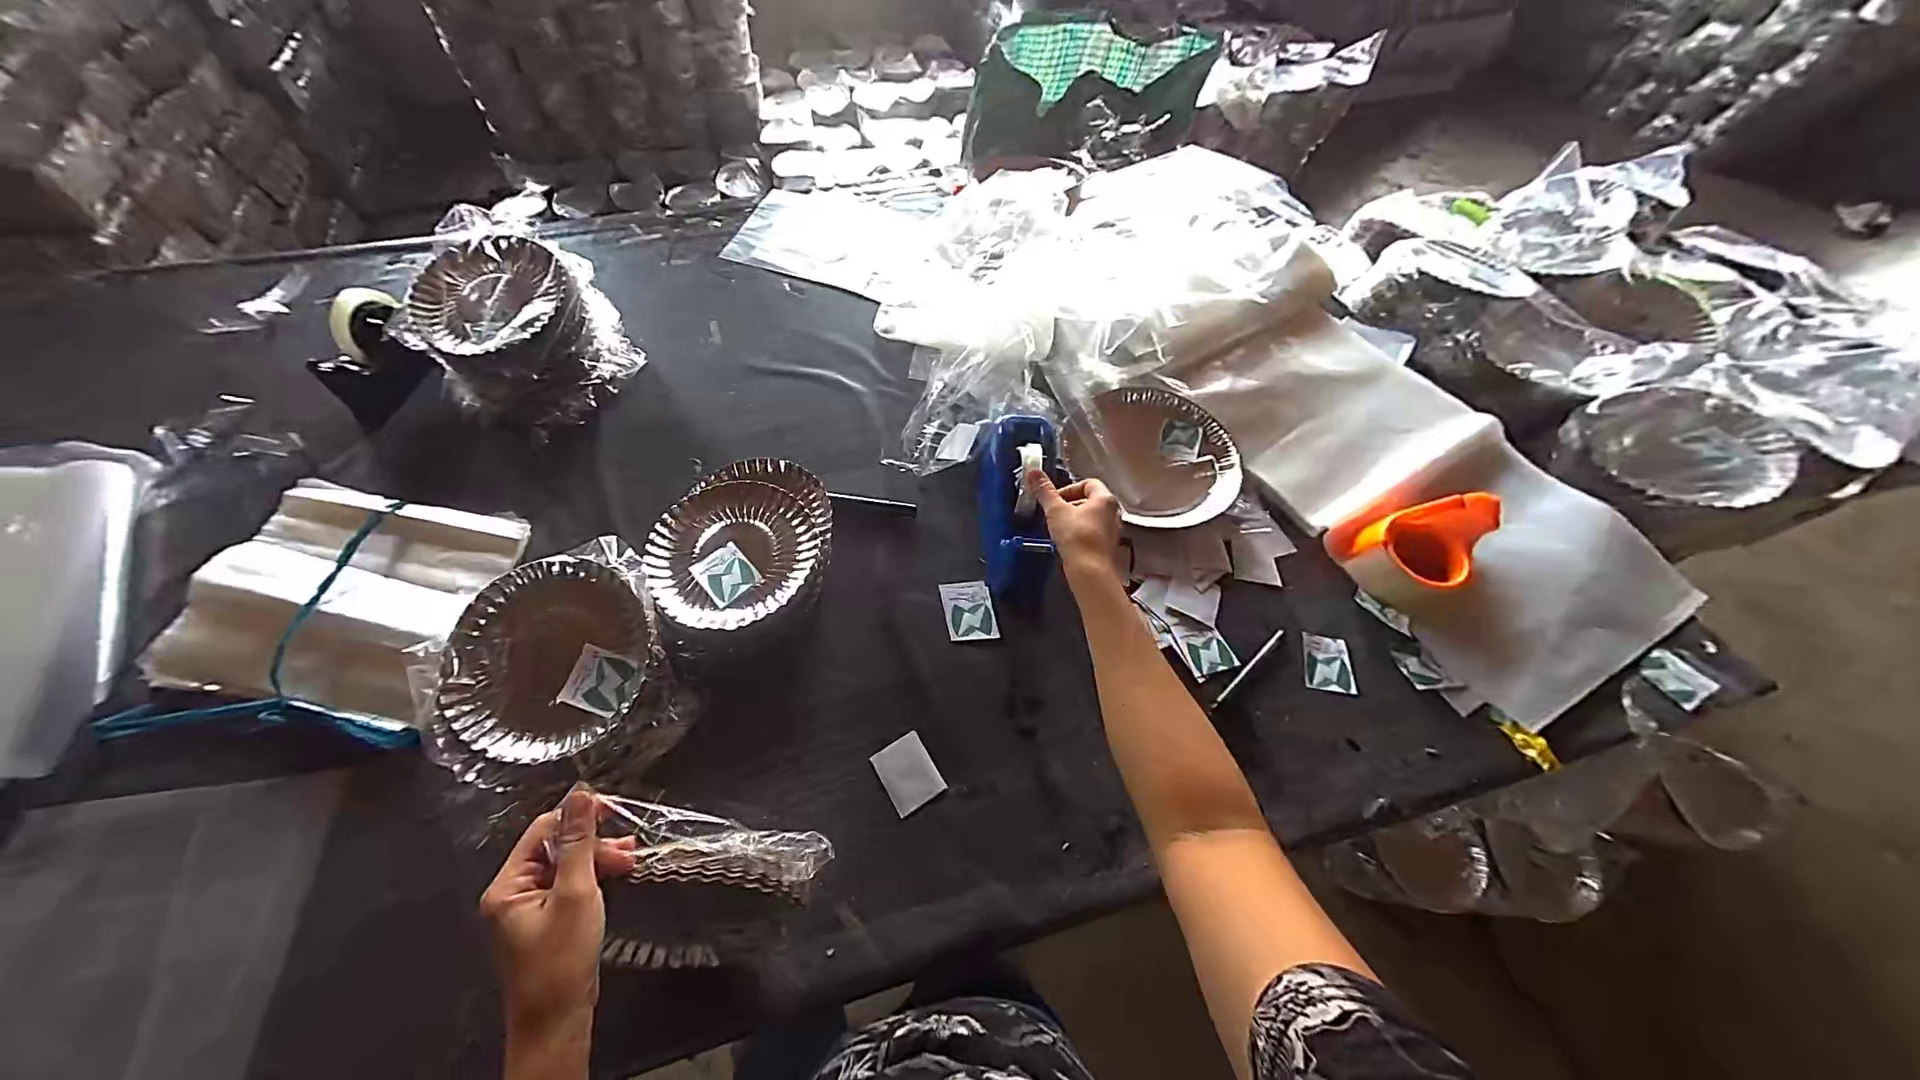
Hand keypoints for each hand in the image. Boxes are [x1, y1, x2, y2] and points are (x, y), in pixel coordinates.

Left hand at [481, 784, 637, 1054]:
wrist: (558, 1018)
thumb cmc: (561, 960)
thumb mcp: (576, 892)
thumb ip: (580, 842)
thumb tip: (579, 796)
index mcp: (509, 885)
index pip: (543, 830)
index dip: (579, 816)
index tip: (613, 810)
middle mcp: (515, 892)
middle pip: (559, 846)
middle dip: (596, 843)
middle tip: (628, 850)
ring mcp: (532, 906)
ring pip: (570, 863)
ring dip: (601, 858)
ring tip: (630, 861)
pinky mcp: (550, 917)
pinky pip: (573, 882)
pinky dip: (597, 875)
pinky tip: (619, 874)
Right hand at [1028, 470, 1122, 590]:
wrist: (1090, 571)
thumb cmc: (1077, 536)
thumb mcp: (1055, 510)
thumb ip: (1044, 491)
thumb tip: (1033, 472)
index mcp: (1105, 499)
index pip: (1088, 483)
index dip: (1068, 489)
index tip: (1054, 500)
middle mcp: (1113, 513)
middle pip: (1089, 501)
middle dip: (1069, 505)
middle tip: (1054, 514)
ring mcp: (1112, 532)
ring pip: (1090, 519)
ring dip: (1073, 521)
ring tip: (1058, 530)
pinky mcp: (1106, 548)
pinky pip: (1091, 535)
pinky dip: (1079, 535)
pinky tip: (1067, 544)